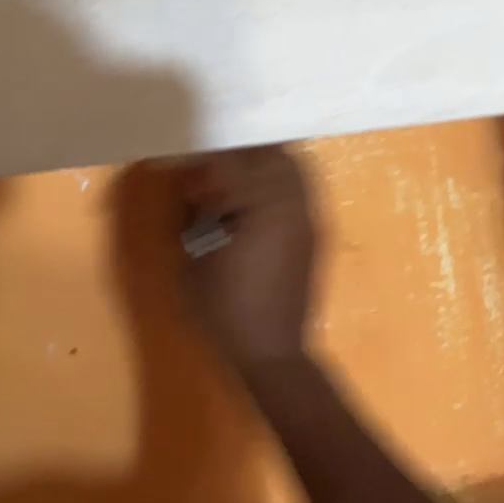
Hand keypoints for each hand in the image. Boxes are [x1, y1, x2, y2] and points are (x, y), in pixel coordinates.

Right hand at [170, 145, 318, 367]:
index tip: (189, 150)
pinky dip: (277, 178)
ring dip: (262, 159)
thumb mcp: (193, 255)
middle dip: (240, 147)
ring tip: (232, 168)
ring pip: (292, 166)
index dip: (210, 150)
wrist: (272, 355)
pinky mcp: (315, 232)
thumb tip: (193, 178)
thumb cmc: (224, 308)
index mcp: (262, 207)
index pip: (236, 158)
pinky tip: (252, 194)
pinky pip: (300, 188)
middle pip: (273, 152)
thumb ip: (193, 209)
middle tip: (212, 153)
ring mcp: (310, 218)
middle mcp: (294, 205)